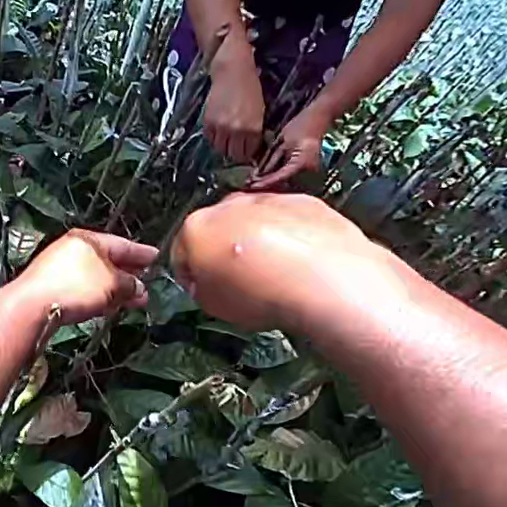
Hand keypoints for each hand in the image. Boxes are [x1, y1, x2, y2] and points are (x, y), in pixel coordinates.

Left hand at [13, 230, 158, 324]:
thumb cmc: (74, 286)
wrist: (31, 306)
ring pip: (95, 278)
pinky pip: (83, 290)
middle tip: (146, 283)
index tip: (156, 257)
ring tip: (132, 300)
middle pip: (107, 261)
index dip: (140, 252)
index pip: (121, 244)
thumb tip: (139, 288)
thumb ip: (129, 284)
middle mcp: (72, 250)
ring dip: (115, 288)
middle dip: (128, 274)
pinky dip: (98, 296)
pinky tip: (108, 307)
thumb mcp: (111, 283)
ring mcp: (59, 270)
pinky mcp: (51, 289)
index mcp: (87, 240)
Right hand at [171, 193, 400, 331]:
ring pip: (253, 222)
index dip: (190, 275)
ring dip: (257, 243)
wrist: (326, 281)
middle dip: (222, 251)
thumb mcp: (212, 305)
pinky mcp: (305, 203)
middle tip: (237, 282)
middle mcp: (229, 206)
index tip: (201, 289)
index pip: (181, 251)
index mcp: (196, 228)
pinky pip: (288, 221)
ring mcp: (268, 201)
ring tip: (273, 276)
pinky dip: (290, 238)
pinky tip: (299, 265)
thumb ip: (201, 288)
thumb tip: (208, 284)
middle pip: (217, 229)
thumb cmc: (262, 293)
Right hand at [201, 48, 266, 163]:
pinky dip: (214, 139)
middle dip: (236, 153)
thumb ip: (255, 130)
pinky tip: (219, 133)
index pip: (248, 152)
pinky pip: (210, 139)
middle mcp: (235, 131)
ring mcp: (219, 128)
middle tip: (237, 149)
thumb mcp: (260, 110)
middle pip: (233, 154)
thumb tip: (251, 145)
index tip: (248, 152)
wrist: (232, 72)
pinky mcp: (207, 123)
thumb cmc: (251, 88)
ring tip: (228, 142)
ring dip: (224, 147)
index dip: (248, 154)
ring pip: (219, 149)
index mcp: (252, 128)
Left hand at [249, 107, 328, 189]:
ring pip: (287, 182)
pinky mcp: (308, 169)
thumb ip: (270, 161)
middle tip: (249, 184)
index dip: (264, 182)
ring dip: (271, 182)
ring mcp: (311, 171)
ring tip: (254, 182)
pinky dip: (278, 177)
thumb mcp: (281, 144)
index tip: (251, 185)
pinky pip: (291, 177)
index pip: (280, 177)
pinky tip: (266, 177)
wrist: (318, 118)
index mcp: (301, 163)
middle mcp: (309, 170)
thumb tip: (257, 175)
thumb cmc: (300, 126)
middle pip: (283, 183)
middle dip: (266, 184)